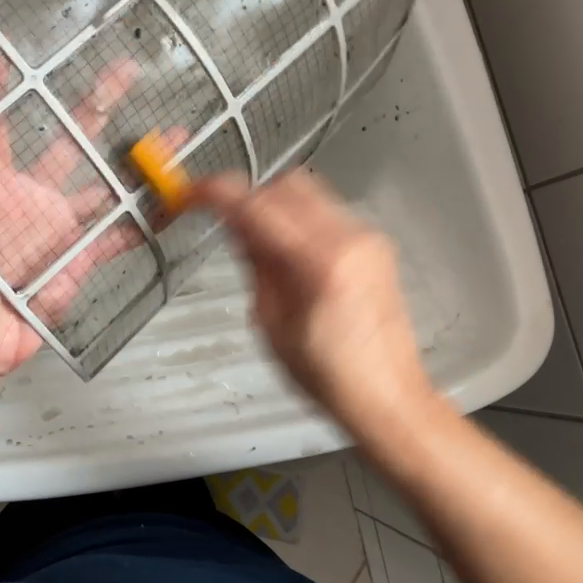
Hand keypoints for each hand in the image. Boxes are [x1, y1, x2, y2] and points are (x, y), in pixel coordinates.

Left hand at [0, 45, 141, 387]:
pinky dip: (143, 220)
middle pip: (67, 142)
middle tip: (125, 70)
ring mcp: (58, 228)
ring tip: (171, 134)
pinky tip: (169, 202)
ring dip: (134, 161)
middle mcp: (30, 200)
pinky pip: (116, 233)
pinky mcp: (79, 258)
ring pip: (103, 183)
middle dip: (96, 104)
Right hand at [193, 168, 433, 424]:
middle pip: (285, 184)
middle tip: (225, 220)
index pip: (257, 205)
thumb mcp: (270, 323)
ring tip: (257, 242)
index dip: (217, 193)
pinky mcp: (374, 245)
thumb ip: (254, 264)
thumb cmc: (329, 377)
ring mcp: (367, 238)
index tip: (193, 194)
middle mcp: (350, 239)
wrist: (389, 398)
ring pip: (307, 192)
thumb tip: (236, 226)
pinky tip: (287, 252)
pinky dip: (297, 219)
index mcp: (319, 263)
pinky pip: (326, 211)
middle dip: (248, 195)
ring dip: (273, 205)